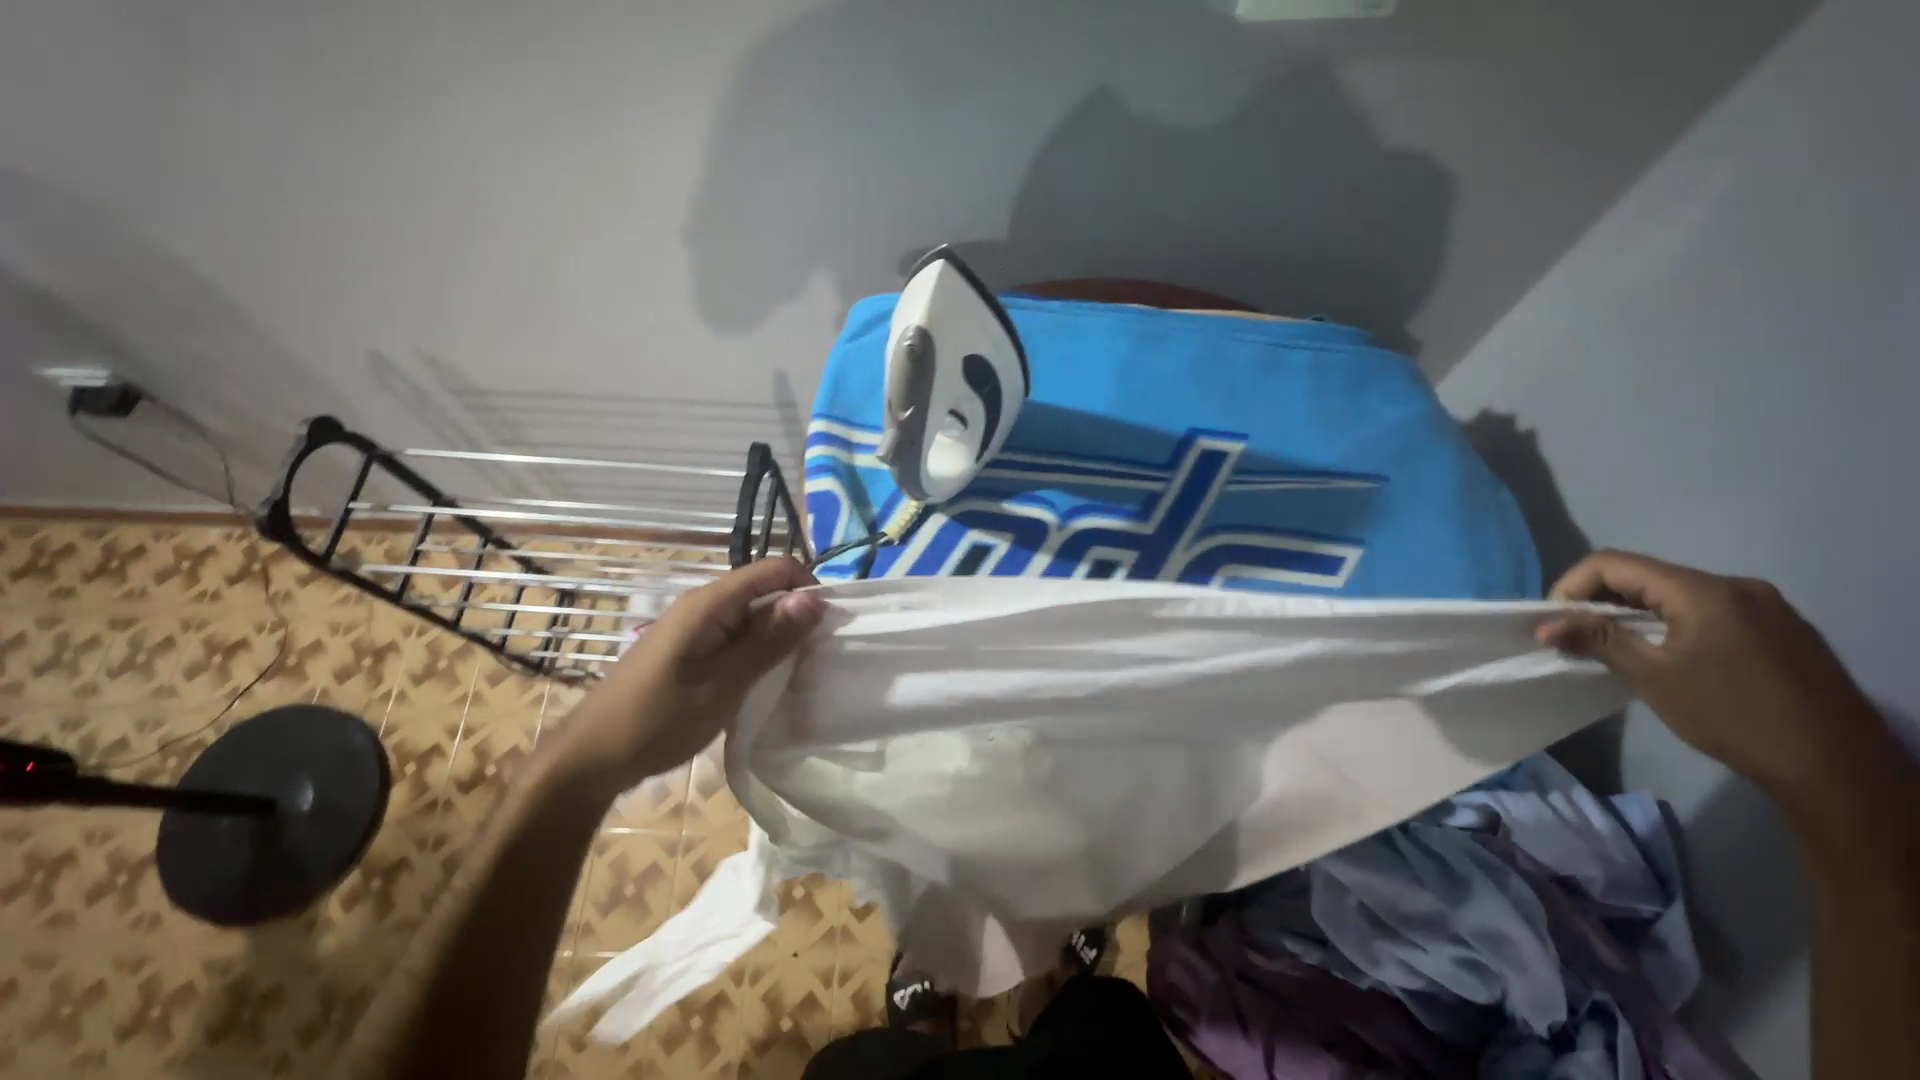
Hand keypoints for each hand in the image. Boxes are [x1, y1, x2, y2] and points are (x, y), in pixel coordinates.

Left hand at [552, 557, 826, 791]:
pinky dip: (759, 658)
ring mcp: (697, 630)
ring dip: (780, 643)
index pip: (777, 569)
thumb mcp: (722, 685)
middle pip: (768, 592)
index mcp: (710, 603)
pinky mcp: (693, 652)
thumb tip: (815, 599)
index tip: (829, 631)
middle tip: (819, 663)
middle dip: (799, 620)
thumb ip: (768, 641)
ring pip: (755, 619)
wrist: (592, 757)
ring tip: (800, 679)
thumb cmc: (656, 720)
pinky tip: (768, 688)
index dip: (809, 589)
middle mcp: (705, 606)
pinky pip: (737, 641)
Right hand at [1537, 551, 1887, 801]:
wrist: (1835, 764)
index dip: (1571, 587)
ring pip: (1678, 594)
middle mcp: (1735, 585)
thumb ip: (1598, 641)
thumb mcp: (1654, 677)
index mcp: (1701, 590)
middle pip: (1646, 575)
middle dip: (1601, 601)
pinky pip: (1710, 611)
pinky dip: (1674, 624)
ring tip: (1619, 650)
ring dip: (1637, 614)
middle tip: (1577, 638)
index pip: (1613, 563)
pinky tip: (1672, 658)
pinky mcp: (1780, 629)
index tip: (1555, 624)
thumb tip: (1544, 625)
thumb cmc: (1732, 715)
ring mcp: (1765, 606)